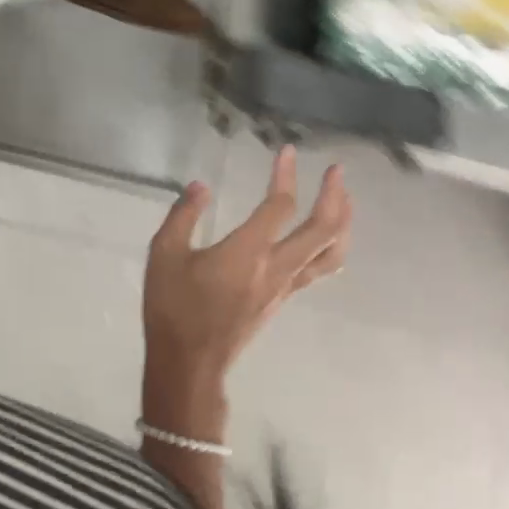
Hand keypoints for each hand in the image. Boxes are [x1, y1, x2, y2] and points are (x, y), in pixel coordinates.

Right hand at [144, 146, 351, 382]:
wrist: (189, 358)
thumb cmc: (172, 304)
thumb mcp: (164, 252)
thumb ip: (183, 215)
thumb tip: (200, 186)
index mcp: (248, 251)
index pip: (279, 205)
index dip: (286, 175)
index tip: (286, 150)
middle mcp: (276, 266)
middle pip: (322, 229)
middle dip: (334, 197)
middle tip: (337, 170)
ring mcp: (284, 286)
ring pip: (330, 253)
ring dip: (343, 223)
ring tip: (344, 201)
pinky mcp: (281, 299)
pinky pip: (319, 269)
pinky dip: (330, 247)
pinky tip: (324, 240)